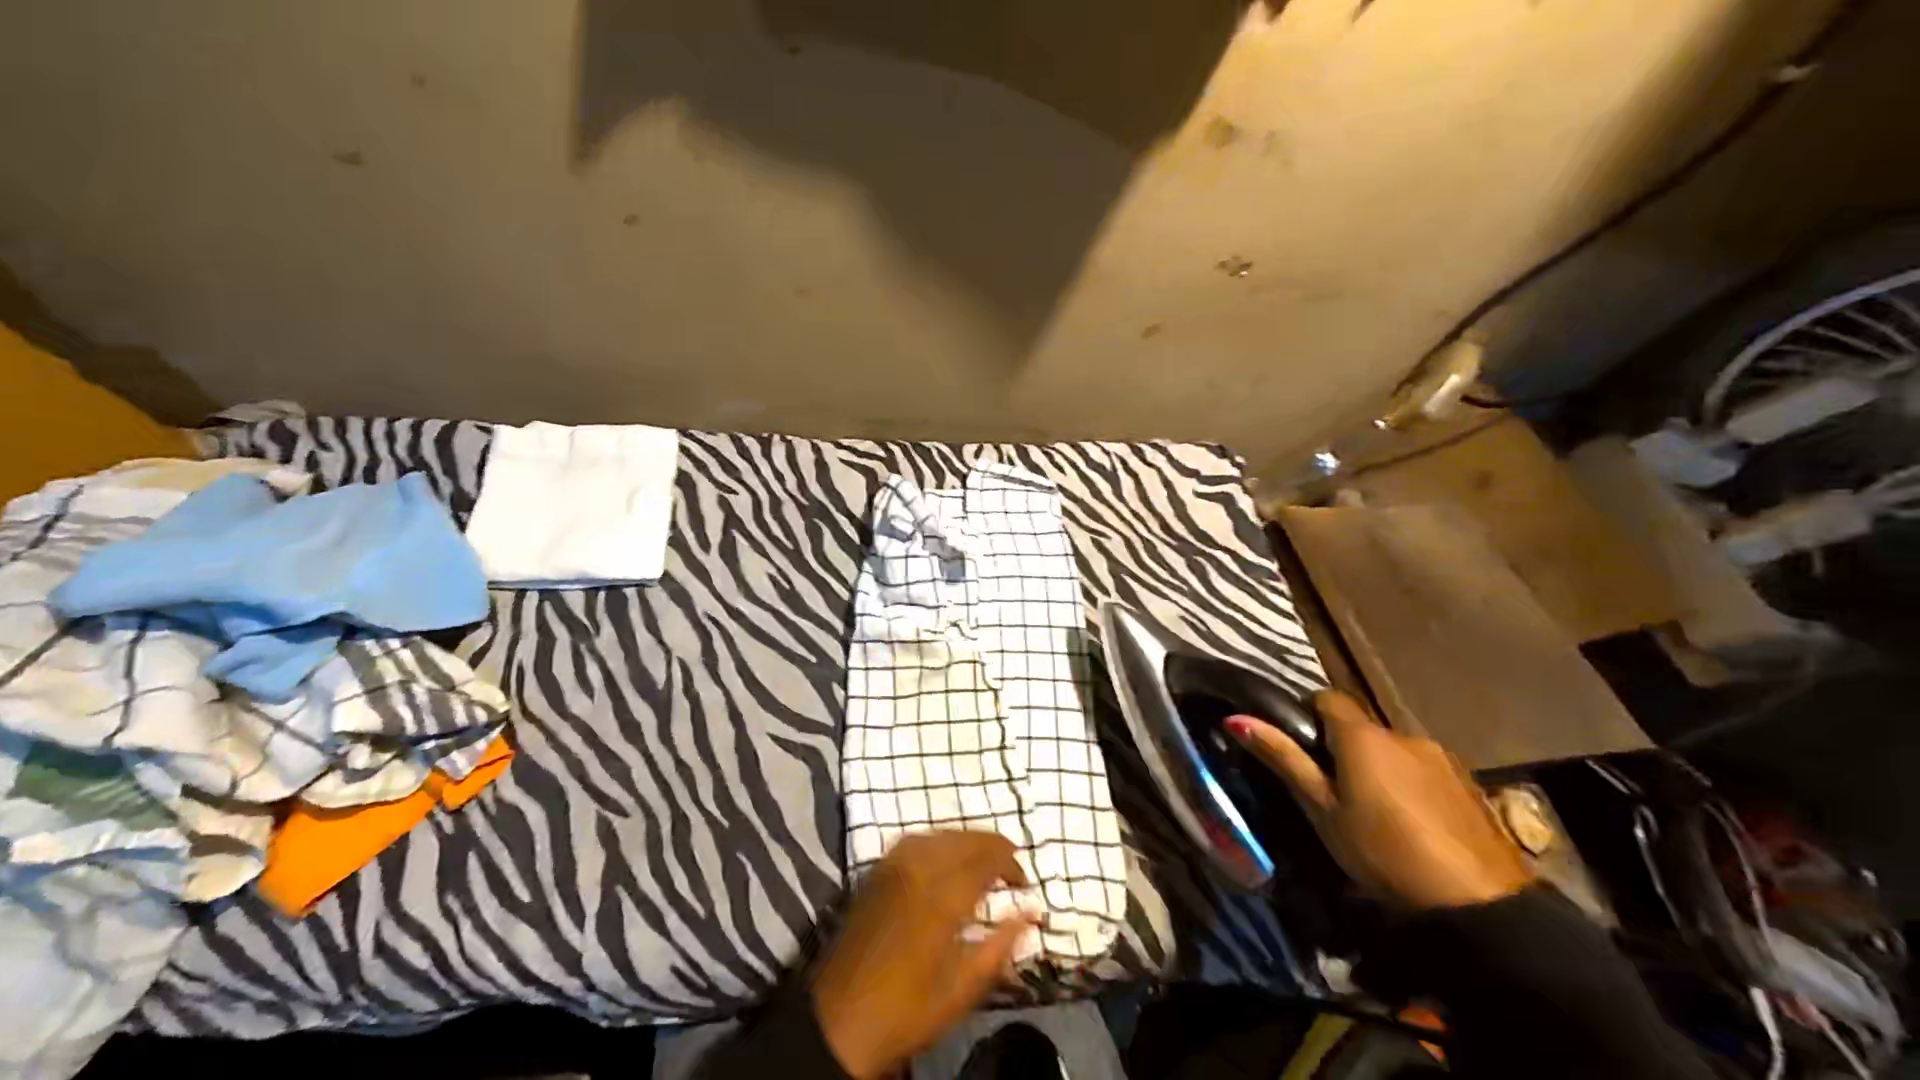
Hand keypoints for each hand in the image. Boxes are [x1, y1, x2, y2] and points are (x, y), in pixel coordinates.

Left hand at [811, 831, 1034, 1079]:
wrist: (840, 1020)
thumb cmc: (907, 1009)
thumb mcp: (962, 989)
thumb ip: (1000, 947)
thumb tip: (1029, 915)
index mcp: (942, 898)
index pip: (985, 860)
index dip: (1009, 864)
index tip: (1023, 882)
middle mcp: (917, 871)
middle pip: (962, 840)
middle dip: (991, 846)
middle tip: (1009, 865)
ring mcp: (892, 868)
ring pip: (937, 835)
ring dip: (964, 840)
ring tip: (981, 858)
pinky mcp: (876, 873)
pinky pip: (913, 841)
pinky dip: (936, 842)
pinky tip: (943, 857)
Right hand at [1227, 690, 1534, 910]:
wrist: (1476, 902)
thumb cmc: (1382, 851)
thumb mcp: (1322, 810)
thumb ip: (1284, 759)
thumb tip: (1236, 718)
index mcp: (1362, 736)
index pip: (1327, 698)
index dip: (1308, 714)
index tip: (1300, 747)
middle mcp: (1402, 733)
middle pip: (1361, 727)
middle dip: (1344, 748)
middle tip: (1331, 789)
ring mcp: (1440, 757)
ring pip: (1393, 749)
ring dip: (1379, 766)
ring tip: (1373, 810)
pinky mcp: (1467, 783)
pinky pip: (1423, 769)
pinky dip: (1408, 783)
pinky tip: (1410, 821)